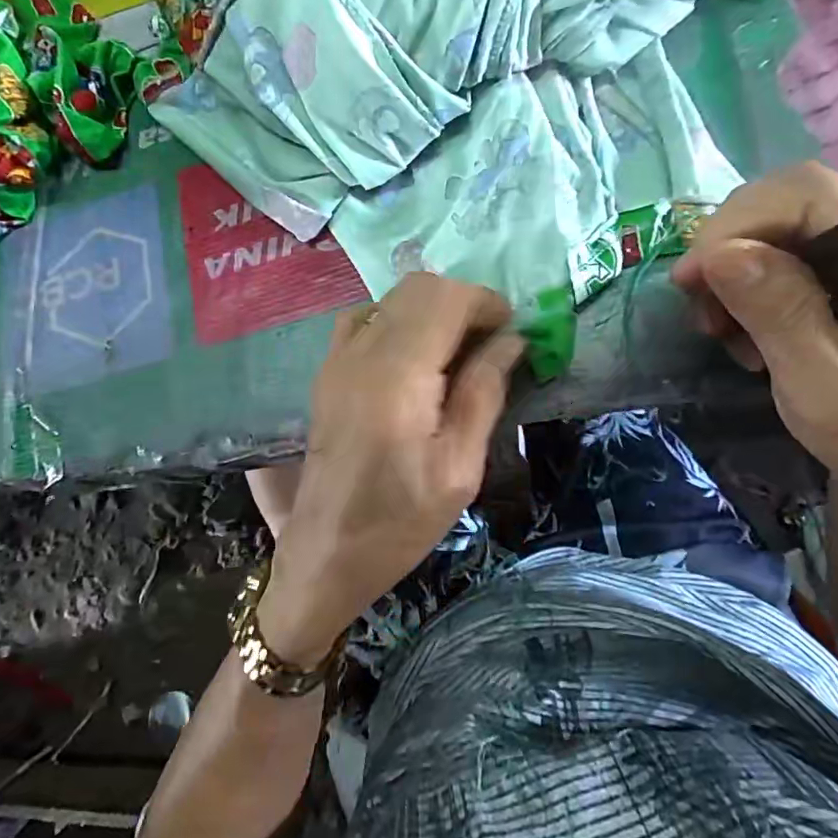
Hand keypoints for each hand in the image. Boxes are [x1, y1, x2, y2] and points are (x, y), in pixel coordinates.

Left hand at [255, 274, 523, 665]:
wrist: (326, 550)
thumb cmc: (398, 521)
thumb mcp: (458, 468)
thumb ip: (483, 393)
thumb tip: (511, 340)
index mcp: (397, 373)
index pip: (446, 297)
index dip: (487, 304)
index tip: (511, 337)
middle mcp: (361, 351)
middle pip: (418, 287)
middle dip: (463, 303)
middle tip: (489, 346)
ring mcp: (337, 358)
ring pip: (392, 298)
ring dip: (431, 311)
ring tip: (455, 355)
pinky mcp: (326, 372)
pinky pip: (364, 319)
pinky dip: (396, 322)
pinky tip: (412, 361)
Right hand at [671, 162, 837, 497]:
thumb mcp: (825, 388)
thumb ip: (779, 313)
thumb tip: (720, 252)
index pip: (817, 196)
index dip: (739, 222)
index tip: (691, 277)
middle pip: (800, 203)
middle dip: (732, 246)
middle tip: (699, 305)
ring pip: (790, 224)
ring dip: (737, 269)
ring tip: (724, 328)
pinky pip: (797, 251)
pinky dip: (753, 282)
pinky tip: (749, 328)